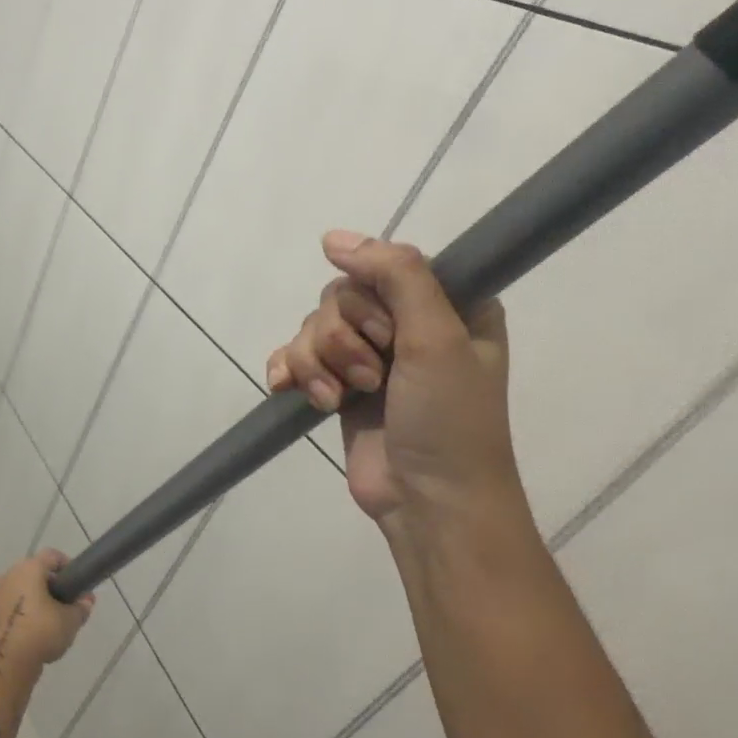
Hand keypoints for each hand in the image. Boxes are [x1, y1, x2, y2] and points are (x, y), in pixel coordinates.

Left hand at [0, 550, 95, 671]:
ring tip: (53, 618)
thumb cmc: (42, 631)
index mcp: (29, 569)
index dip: (67, 564)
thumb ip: (81, 606)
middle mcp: (10, 575)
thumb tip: (87, 599)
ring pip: (23, 587)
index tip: (77, 582)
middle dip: (53, 584)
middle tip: (67, 602)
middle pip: (35, 571)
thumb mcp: (71, 620)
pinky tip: (35, 629)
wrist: (9, 660)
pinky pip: (13, 603)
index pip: (51, 555)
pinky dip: (25, 609)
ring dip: (38, 597)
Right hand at [267, 230, 524, 537]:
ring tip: (339, 400)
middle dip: (339, 340)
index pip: (379, 269)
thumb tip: (332, 237)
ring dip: (316, 365)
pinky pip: (293, 360)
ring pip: (312, 330)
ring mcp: (368, 359)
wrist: (428, 500)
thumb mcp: (435, 337)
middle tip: (370, 378)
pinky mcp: (337, 389)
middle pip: (337, 300)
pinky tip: (289, 391)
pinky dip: (289, 374)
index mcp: (445, 305)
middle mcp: (405, 326)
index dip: (370, 300)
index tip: (389, 335)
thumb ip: (394, 275)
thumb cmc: (449, 419)